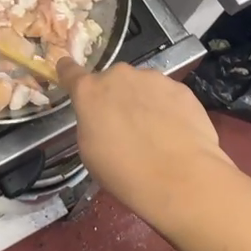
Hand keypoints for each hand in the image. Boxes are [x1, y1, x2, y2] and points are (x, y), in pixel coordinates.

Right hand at [57, 59, 231, 217]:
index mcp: (89, 91)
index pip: (70, 71)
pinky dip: (169, 109)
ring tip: (156, 135)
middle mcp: (119, 76)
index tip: (68, 74)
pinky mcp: (180, 88)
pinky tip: (177, 134)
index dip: (68, 73)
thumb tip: (101, 118)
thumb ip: (90, 123)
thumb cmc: (125, 172)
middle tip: (126, 127)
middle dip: (115, 97)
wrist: (181, 180)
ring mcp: (152, 78)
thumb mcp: (90, 152)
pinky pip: (168, 95)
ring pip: (142, 86)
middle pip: (112, 81)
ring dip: (143, 102)